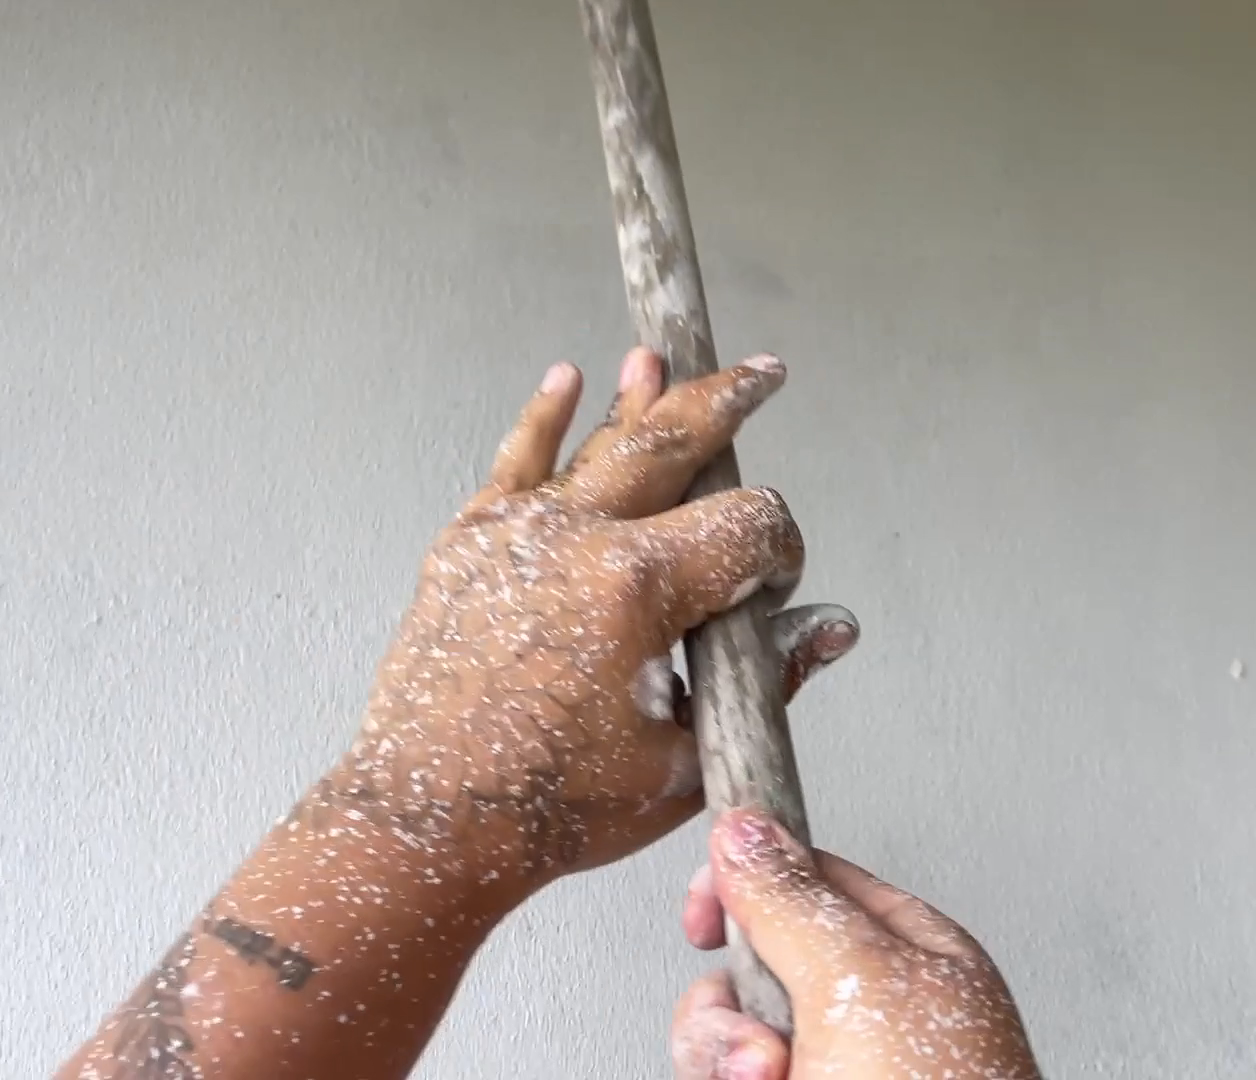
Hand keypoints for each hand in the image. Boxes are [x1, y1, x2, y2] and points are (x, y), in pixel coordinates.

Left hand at [296, 348, 858, 894]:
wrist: (424, 825)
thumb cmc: (553, 805)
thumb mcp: (686, 756)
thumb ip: (769, 680)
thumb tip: (832, 632)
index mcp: (639, 587)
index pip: (749, 525)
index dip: (781, 551)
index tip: (774, 587)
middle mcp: (580, 539)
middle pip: (677, 442)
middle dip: (731, 403)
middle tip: (763, 372)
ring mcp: (521, 534)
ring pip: (602, 441)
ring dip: (644, 397)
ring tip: (664, 357)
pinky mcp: (474, 545)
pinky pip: (516, 462)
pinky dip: (545, 418)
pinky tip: (565, 382)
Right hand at [670, 809, 1040, 1079]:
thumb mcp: (859, 987)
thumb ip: (792, 900)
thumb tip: (744, 825)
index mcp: (908, 952)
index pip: (811, 876)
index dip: (749, 878)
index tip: (704, 906)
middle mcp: (867, 1009)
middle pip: (758, 956)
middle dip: (736, 999)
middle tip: (761, 1035)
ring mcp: (830, 1067)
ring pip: (732, 1029)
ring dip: (727, 1058)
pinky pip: (730, 1078)